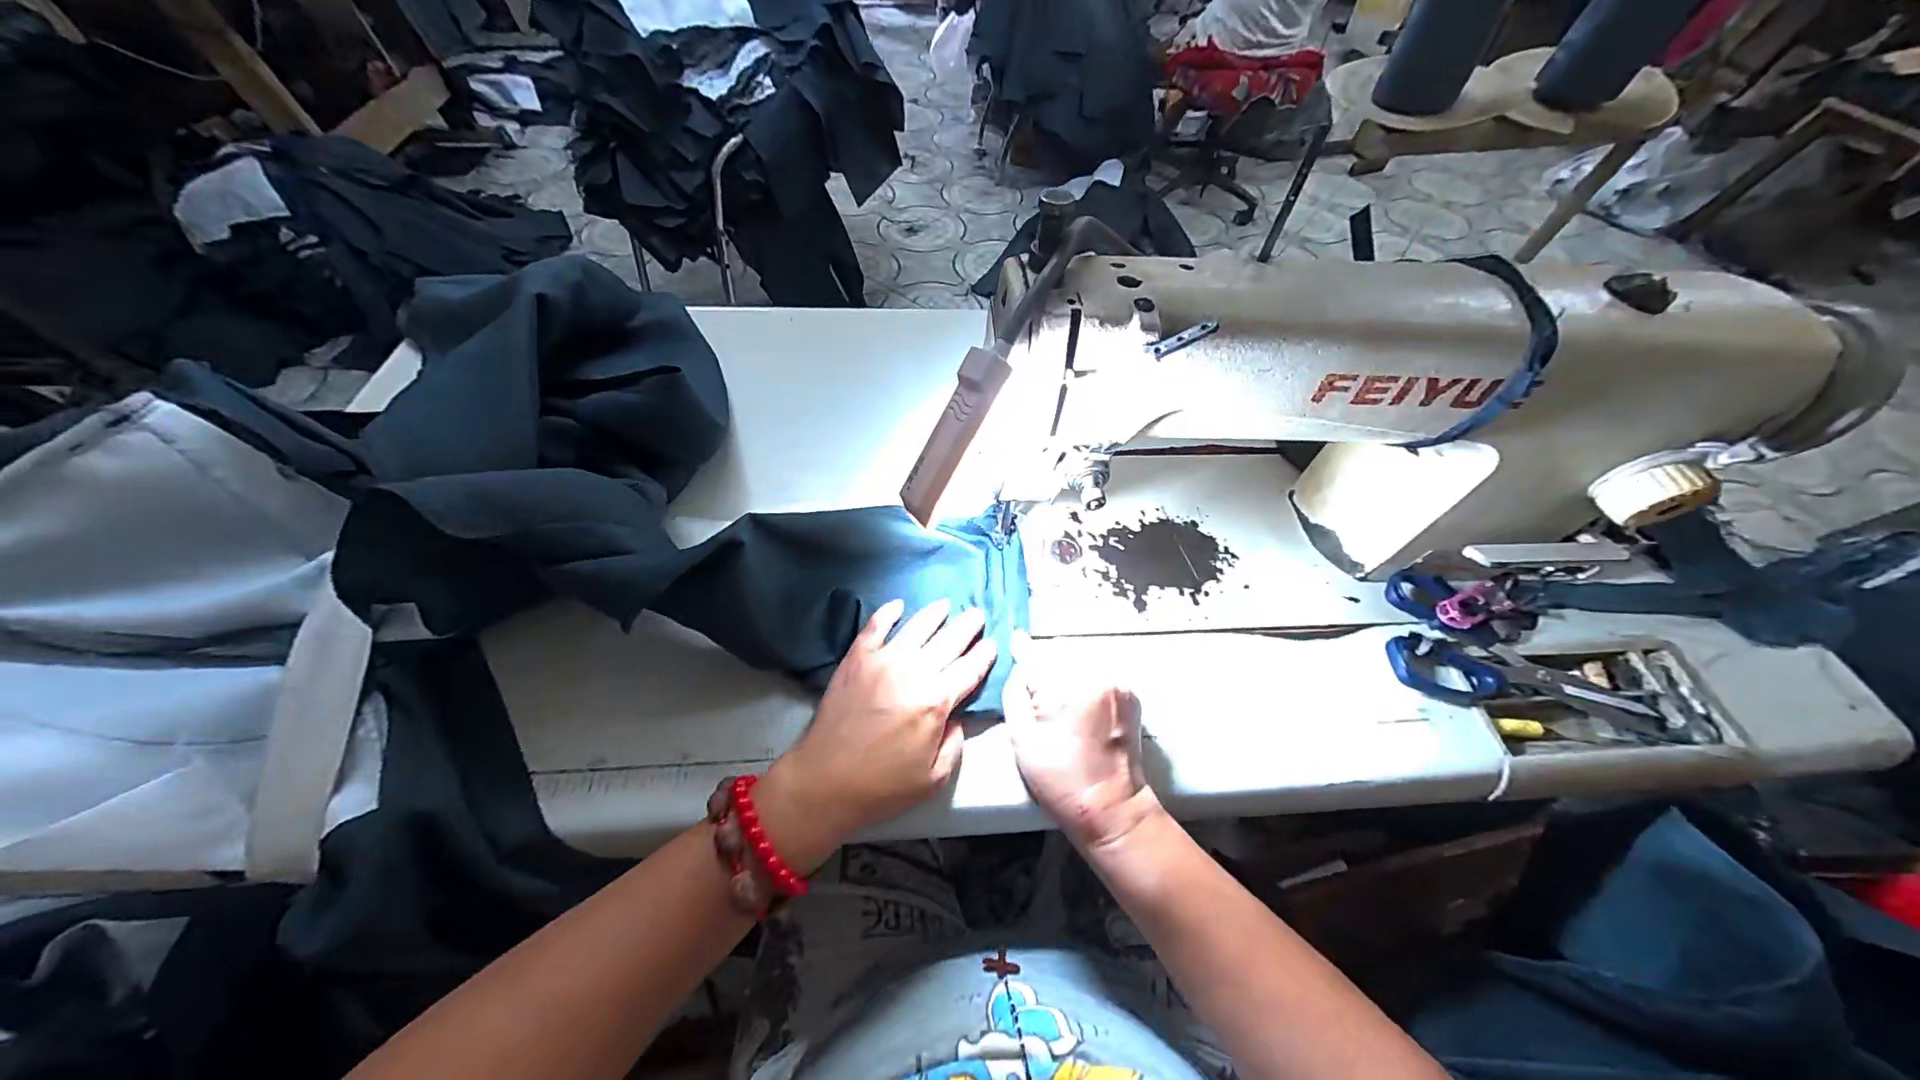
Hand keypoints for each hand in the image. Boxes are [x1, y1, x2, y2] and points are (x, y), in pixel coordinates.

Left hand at [758, 599, 995, 867]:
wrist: (824, 781)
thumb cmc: (882, 786)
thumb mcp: (934, 778)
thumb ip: (954, 744)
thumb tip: (956, 717)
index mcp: (937, 701)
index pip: (969, 669)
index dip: (984, 656)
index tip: (992, 644)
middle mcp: (914, 672)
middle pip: (949, 641)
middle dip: (967, 626)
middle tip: (977, 614)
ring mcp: (883, 661)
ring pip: (917, 627)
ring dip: (935, 613)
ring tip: (946, 604)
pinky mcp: (856, 659)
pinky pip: (875, 626)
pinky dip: (888, 612)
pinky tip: (898, 605)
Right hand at [1005, 634, 1161, 850]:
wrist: (1110, 805)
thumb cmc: (1057, 777)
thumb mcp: (1019, 735)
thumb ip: (1015, 687)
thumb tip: (1018, 648)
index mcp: (1064, 686)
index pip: (1036, 653)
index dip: (1025, 664)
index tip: (1024, 681)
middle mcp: (1094, 675)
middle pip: (1060, 651)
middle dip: (1048, 670)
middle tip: (1046, 706)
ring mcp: (1117, 682)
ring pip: (1081, 658)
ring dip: (1068, 674)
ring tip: (1066, 709)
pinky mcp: (1130, 692)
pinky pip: (1099, 672)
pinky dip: (1088, 683)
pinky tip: (1085, 710)